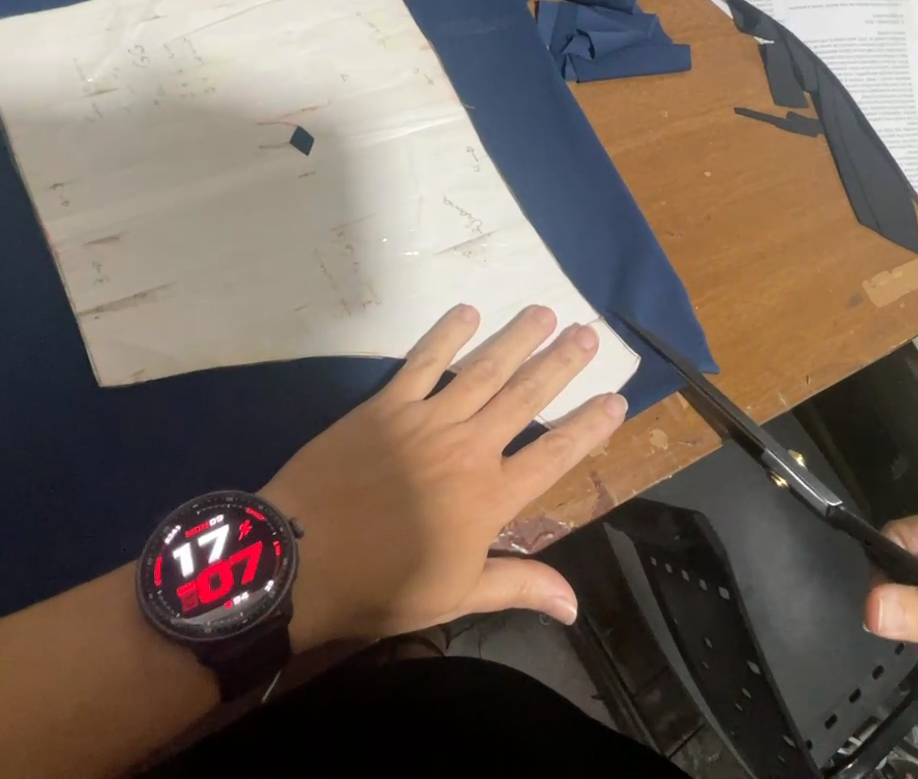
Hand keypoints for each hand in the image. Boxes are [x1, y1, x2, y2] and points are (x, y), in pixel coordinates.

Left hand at [261, 304, 626, 650]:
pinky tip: (467, 312)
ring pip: (483, 371)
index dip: (589, 426)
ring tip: (544, 312)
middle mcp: (469, 448)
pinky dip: (445, 336)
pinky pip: (422, 363)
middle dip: (561, 364)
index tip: (617, 398)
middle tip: (588, 333)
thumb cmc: (382, 585)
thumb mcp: (456, 594)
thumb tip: (576, 605)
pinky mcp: (386, 406)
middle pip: (525, 397)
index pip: (555, 453)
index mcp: (490, 497)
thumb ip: (518, 586)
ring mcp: (427, 421)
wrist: (301, 562)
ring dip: (516, 339)